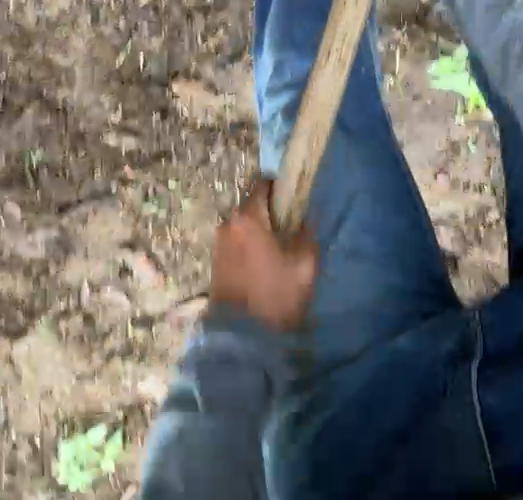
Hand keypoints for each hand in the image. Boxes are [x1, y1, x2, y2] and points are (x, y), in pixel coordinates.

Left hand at [209, 181, 318, 332]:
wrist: (241, 338)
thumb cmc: (276, 297)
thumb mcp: (304, 267)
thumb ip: (307, 235)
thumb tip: (305, 218)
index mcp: (248, 218)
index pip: (262, 184)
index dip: (280, 187)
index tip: (294, 200)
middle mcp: (227, 223)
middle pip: (251, 204)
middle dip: (270, 211)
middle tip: (289, 228)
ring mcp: (218, 242)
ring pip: (242, 224)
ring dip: (258, 229)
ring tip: (276, 249)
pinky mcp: (215, 260)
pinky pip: (234, 240)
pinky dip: (247, 243)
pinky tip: (261, 262)